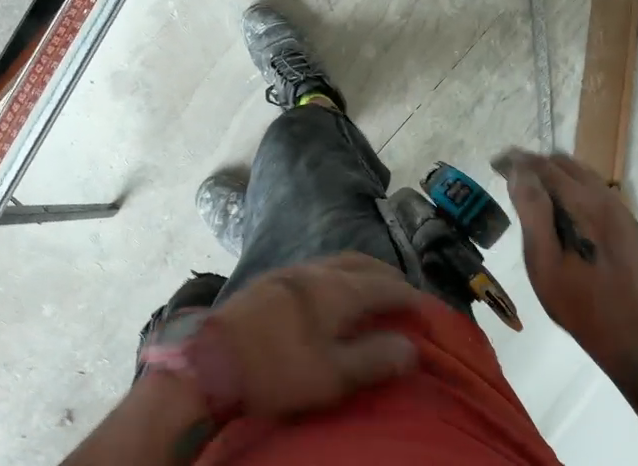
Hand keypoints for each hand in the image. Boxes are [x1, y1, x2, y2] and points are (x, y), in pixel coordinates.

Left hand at [203, 252, 422, 416]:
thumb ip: (373, 358)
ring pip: (336, 262)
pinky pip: (316, 268)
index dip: (408, 296)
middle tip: (403, 292)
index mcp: (336, 289)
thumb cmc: (277, 369)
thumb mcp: (331, 375)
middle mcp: (316, 271)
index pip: (384, 285)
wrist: (211, 358)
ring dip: (360, 271)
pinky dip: (336, 275)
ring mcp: (289, 271)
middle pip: (360, 262)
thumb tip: (411, 347)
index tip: (425, 308)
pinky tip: (331, 293)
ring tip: (371, 290)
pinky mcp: (270, 280)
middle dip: (386, 274)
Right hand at [496, 150, 637, 365]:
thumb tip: (519, 171)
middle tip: (512, 181)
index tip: (496, 164)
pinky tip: (563, 214)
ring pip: (582, 174)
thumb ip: (532, 211)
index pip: (544, 165)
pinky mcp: (627, 224)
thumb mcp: (542, 259)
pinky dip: (574, 190)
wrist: (626, 333)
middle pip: (564, 163)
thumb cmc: (575, 300)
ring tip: (534, 196)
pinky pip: (596, 191)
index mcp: (583, 203)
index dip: (517, 160)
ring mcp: (621, 210)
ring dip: (555, 176)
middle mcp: (605, 197)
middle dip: (535, 166)